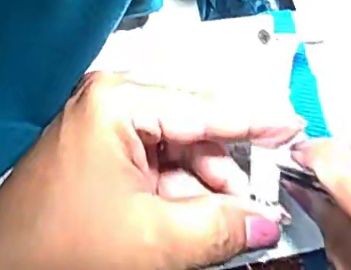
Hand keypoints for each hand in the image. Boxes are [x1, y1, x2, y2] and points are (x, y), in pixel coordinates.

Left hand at [0, 73, 304, 269]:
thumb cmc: (60, 250)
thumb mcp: (154, 241)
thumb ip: (218, 226)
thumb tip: (264, 220)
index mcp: (117, 100)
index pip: (200, 107)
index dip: (251, 120)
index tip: (289, 123)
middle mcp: (107, 101)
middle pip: (188, 129)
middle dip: (226, 168)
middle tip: (265, 201)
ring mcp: (99, 127)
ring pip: (172, 152)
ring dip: (204, 188)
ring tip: (234, 222)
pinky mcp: (95, 156)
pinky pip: (150, 168)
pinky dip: (178, 195)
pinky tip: (200, 221)